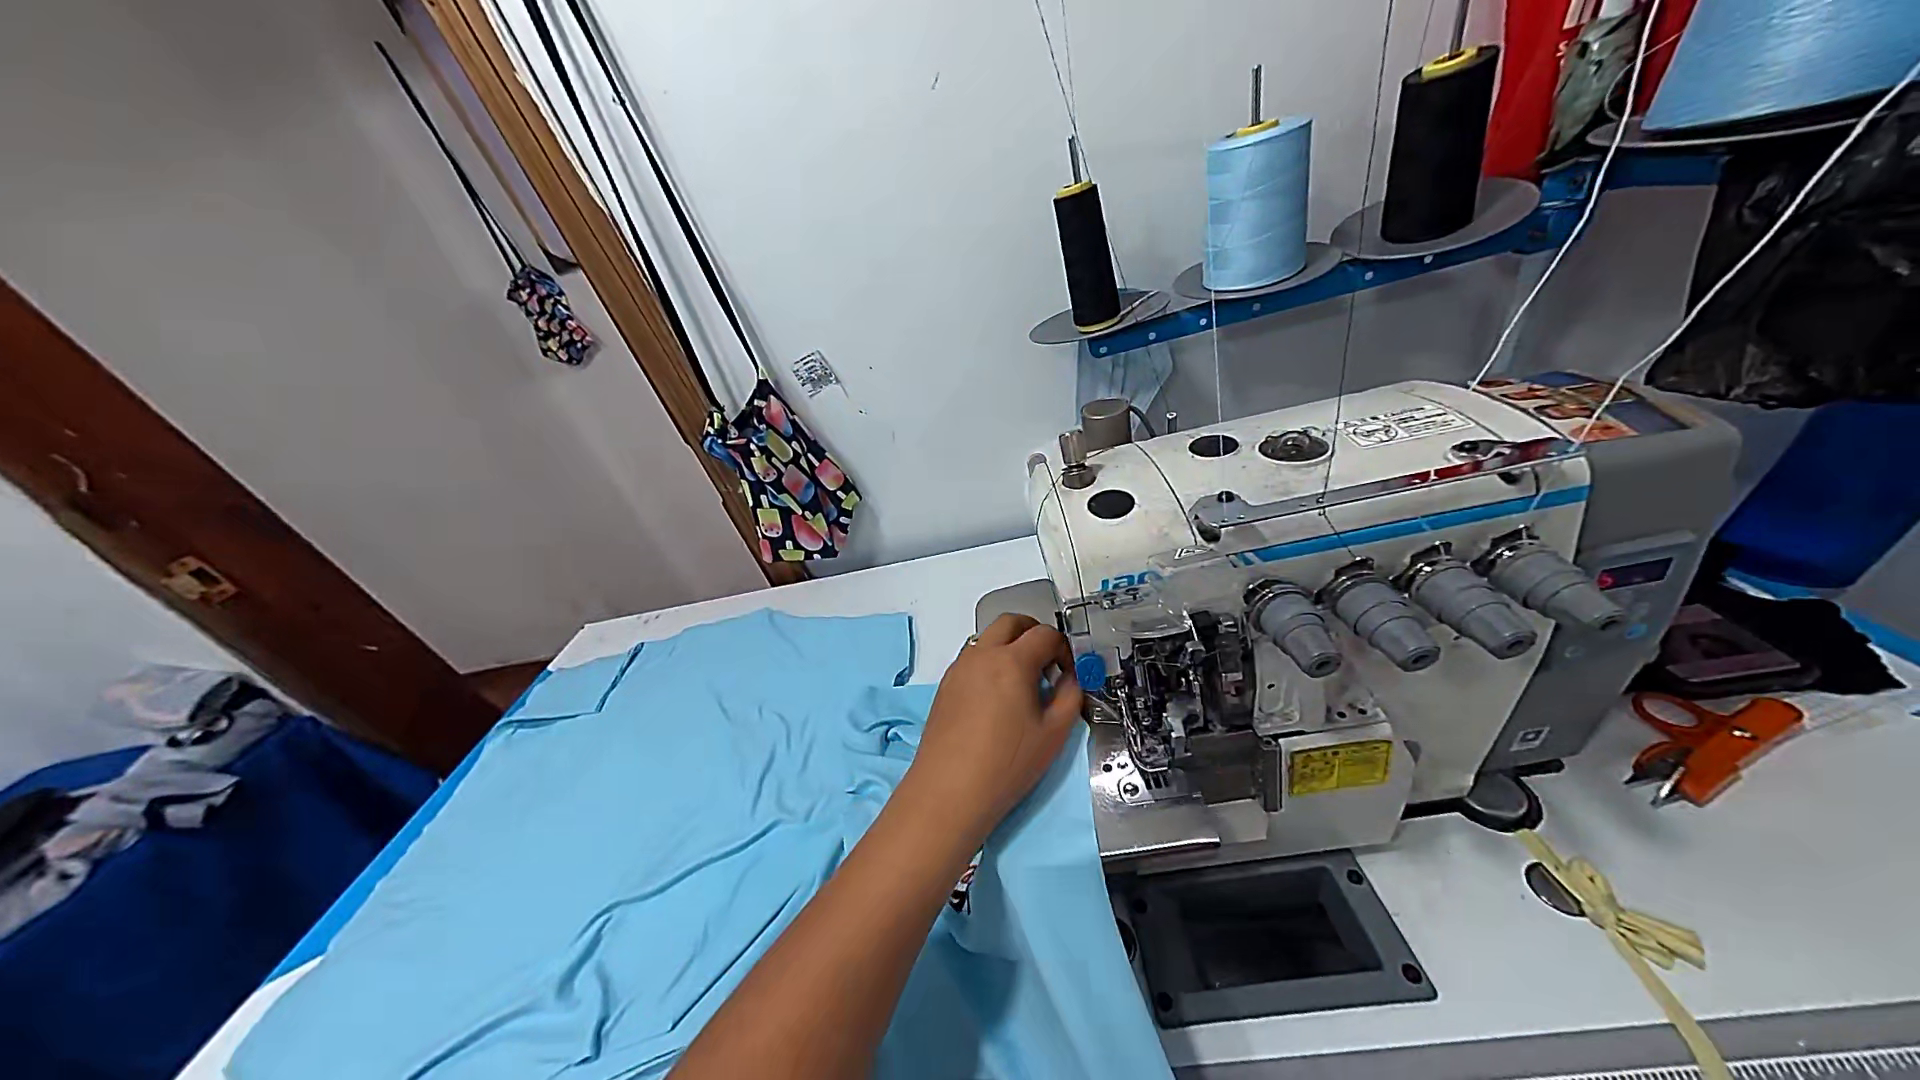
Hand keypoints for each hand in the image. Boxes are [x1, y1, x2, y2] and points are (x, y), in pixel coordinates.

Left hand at [899, 615, 1084, 852]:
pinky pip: (972, 658)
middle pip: (1011, 623)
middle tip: (1048, 661)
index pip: (1045, 635)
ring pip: (988, 638)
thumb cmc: (1006, 764)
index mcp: (1011, 661)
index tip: (1069, 671)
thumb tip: (1070, 680)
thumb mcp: (1054, 734)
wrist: (949, 790)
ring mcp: (959, 668)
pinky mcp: (945, 685)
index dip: (1063, 648)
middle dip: (1034, 633)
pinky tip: (998, 697)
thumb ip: (1070, 697)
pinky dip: (990, 661)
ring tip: (1023, 682)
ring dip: (1009, 645)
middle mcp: (981, 655)